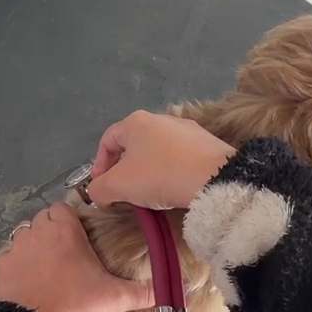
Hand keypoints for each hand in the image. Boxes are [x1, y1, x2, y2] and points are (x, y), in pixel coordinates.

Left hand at [0, 203, 151, 311]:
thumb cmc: (76, 305)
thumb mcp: (115, 298)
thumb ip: (144, 292)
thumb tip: (174, 296)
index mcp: (65, 229)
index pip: (64, 207)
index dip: (70, 219)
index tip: (79, 236)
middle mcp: (39, 231)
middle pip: (44, 218)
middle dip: (54, 229)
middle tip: (67, 253)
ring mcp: (17, 247)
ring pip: (26, 233)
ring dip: (35, 243)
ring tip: (48, 265)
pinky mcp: (2, 265)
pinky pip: (12, 255)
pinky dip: (19, 263)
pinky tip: (30, 280)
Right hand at [86, 110, 235, 210]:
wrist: (215, 179)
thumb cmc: (159, 175)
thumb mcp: (118, 186)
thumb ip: (99, 189)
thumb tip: (96, 192)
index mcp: (136, 122)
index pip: (107, 140)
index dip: (99, 165)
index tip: (100, 187)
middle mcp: (160, 118)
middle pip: (132, 145)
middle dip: (123, 170)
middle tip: (123, 192)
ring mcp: (186, 129)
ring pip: (156, 151)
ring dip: (147, 171)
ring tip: (149, 193)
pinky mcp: (207, 143)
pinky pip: (179, 157)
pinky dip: (170, 171)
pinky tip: (174, 188)